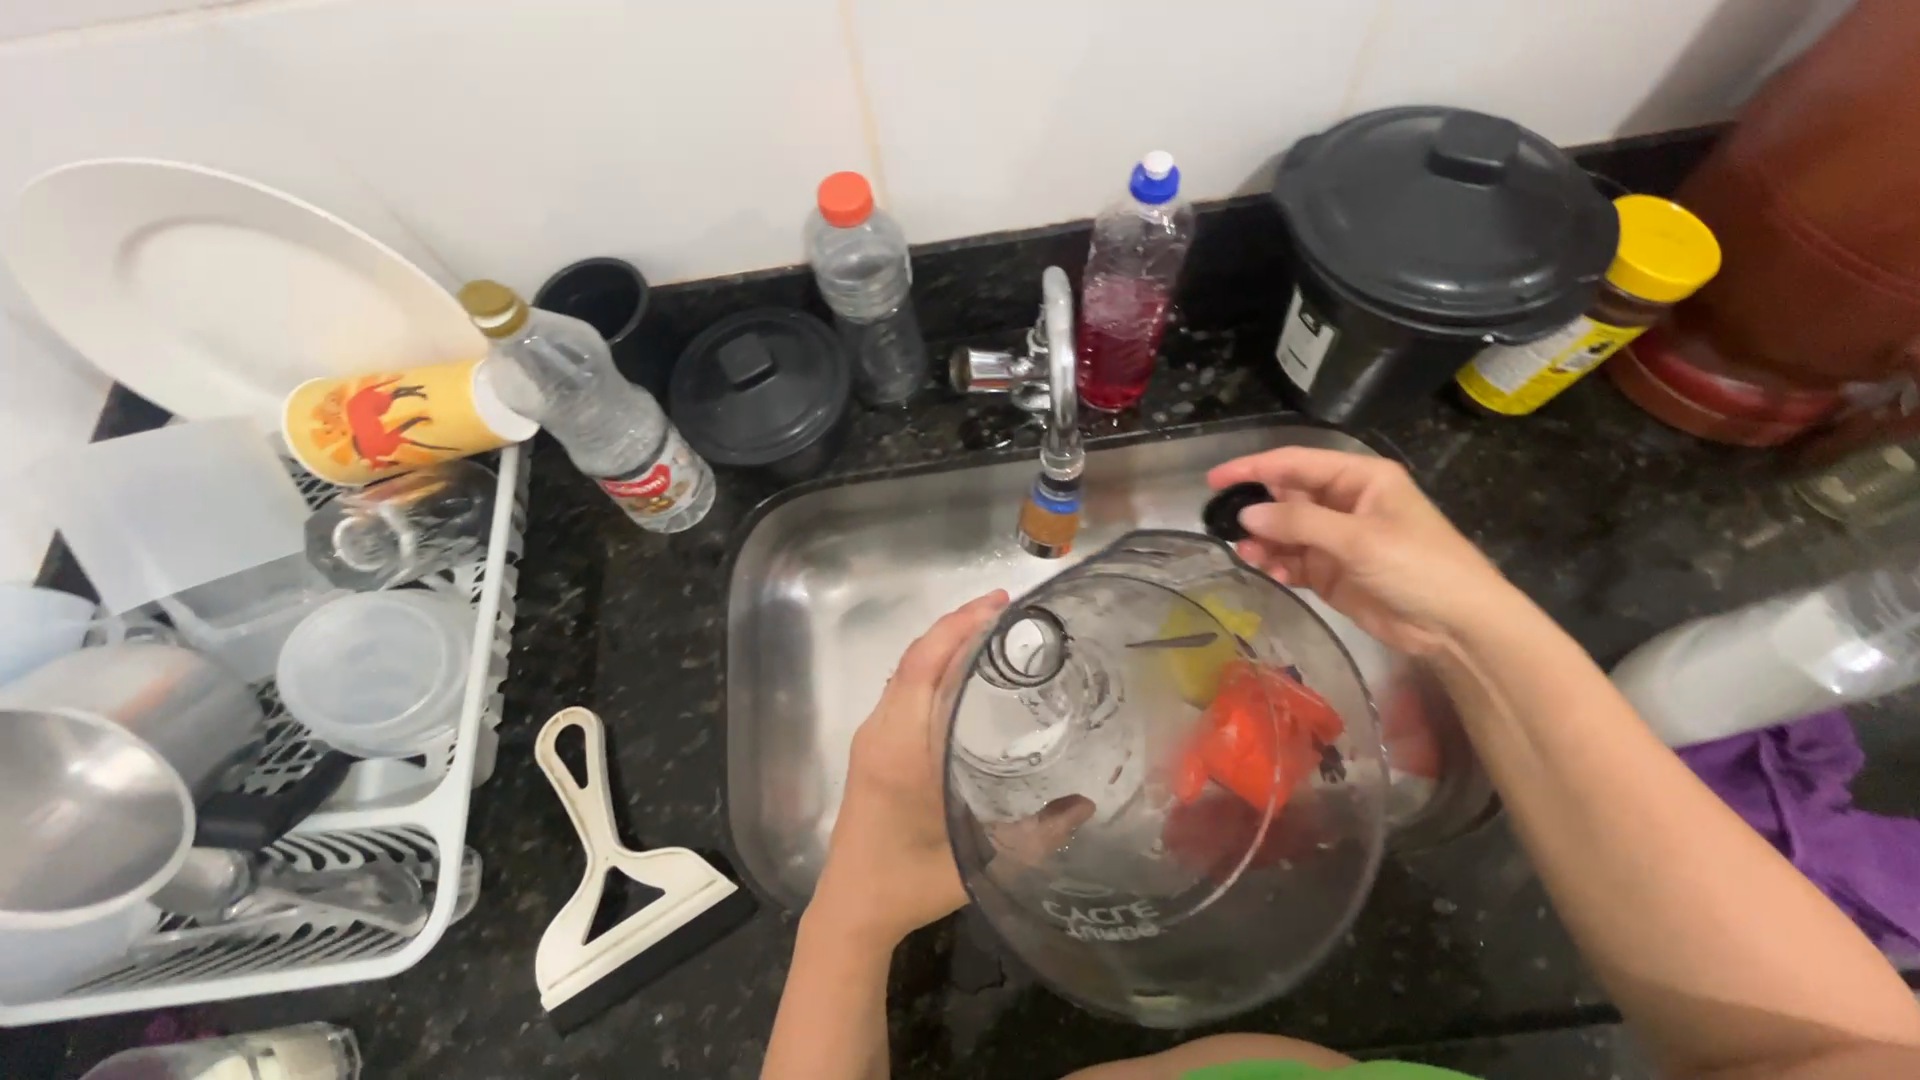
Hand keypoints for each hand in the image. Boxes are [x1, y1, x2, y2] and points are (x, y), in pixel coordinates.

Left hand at [810, 591, 1010, 948]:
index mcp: (902, 749)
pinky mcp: (871, 746)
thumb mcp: (980, 861)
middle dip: (958, 625)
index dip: (960, 627)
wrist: (851, 907)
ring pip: (906, 670)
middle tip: (1008, 610)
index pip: (926, 666)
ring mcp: (871, 736)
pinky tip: (963, 673)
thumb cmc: (910, 882)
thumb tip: (1087, 803)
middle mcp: (881, 731)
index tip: (1000, 604)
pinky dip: (932, 666)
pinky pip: (902, 688)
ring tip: (992, 632)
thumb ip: (1036, 834)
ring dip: (943, 643)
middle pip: (915, 658)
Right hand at [1206, 448, 1518, 656]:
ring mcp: (1337, 539)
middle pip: (1286, 497)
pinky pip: (1293, 561)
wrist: (1457, 626)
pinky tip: (1275, 574)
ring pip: (1284, 532)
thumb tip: (1246, 515)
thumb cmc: (1418, 566)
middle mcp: (1345, 503)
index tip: (1214, 479)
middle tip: (1225, 525)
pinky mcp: (1331, 572)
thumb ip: (1299, 523)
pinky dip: (1279, 566)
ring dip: (1265, 543)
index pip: (1295, 463)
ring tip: (1251, 556)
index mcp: (1360, 479)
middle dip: (1257, 511)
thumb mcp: (1358, 539)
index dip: (1253, 468)